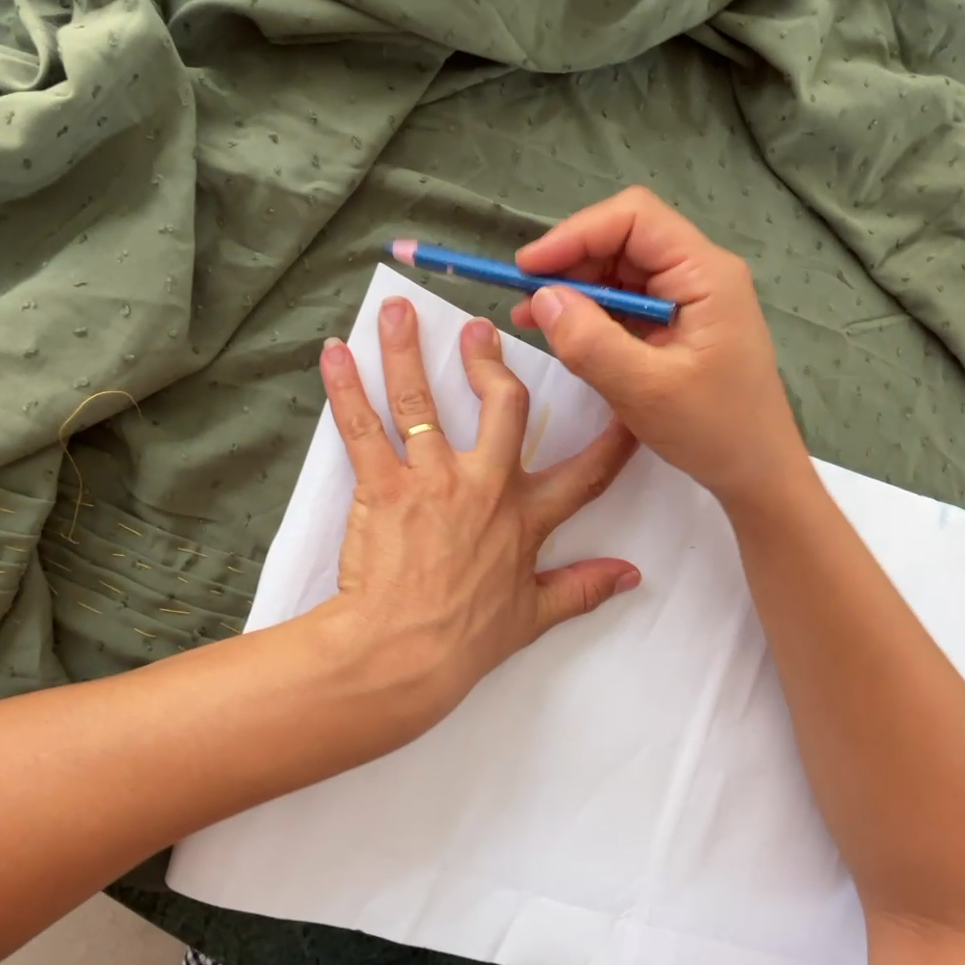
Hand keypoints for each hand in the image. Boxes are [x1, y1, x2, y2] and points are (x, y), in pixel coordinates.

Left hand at [317, 296, 642, 722]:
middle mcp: (485, 485)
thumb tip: (631, 575)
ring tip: (395, 311)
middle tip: (479, 331)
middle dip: (493, 363)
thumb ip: (583, 588)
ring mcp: (432, 480)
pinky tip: (332, 354)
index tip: (626, 407)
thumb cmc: (466, 639)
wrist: (403, 653)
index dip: (613, 440)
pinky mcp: (383, 487)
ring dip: (406, 351)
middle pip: (502, 406)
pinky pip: (362, 429)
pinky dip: (344, 389)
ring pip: (420, 402)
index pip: (585, 474)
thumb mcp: (534, 616)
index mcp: (526, 517)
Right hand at [510, 187, 808, 504]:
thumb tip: (541, 298)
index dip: (575, 234)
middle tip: (524, 298)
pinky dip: (593, 315)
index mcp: (704, 274)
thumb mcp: (644, 389)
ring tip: (531, 317)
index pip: (634, 219)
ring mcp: (691, 300)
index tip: (528, 269)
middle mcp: (700, 274)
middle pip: (626, 240)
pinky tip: (563, 334)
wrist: (757, 472)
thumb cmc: (712, 430)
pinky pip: (629, 306)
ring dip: (577, 290)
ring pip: (623, 273)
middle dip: (572, 262)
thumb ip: (589, 341)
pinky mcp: (681, 327)